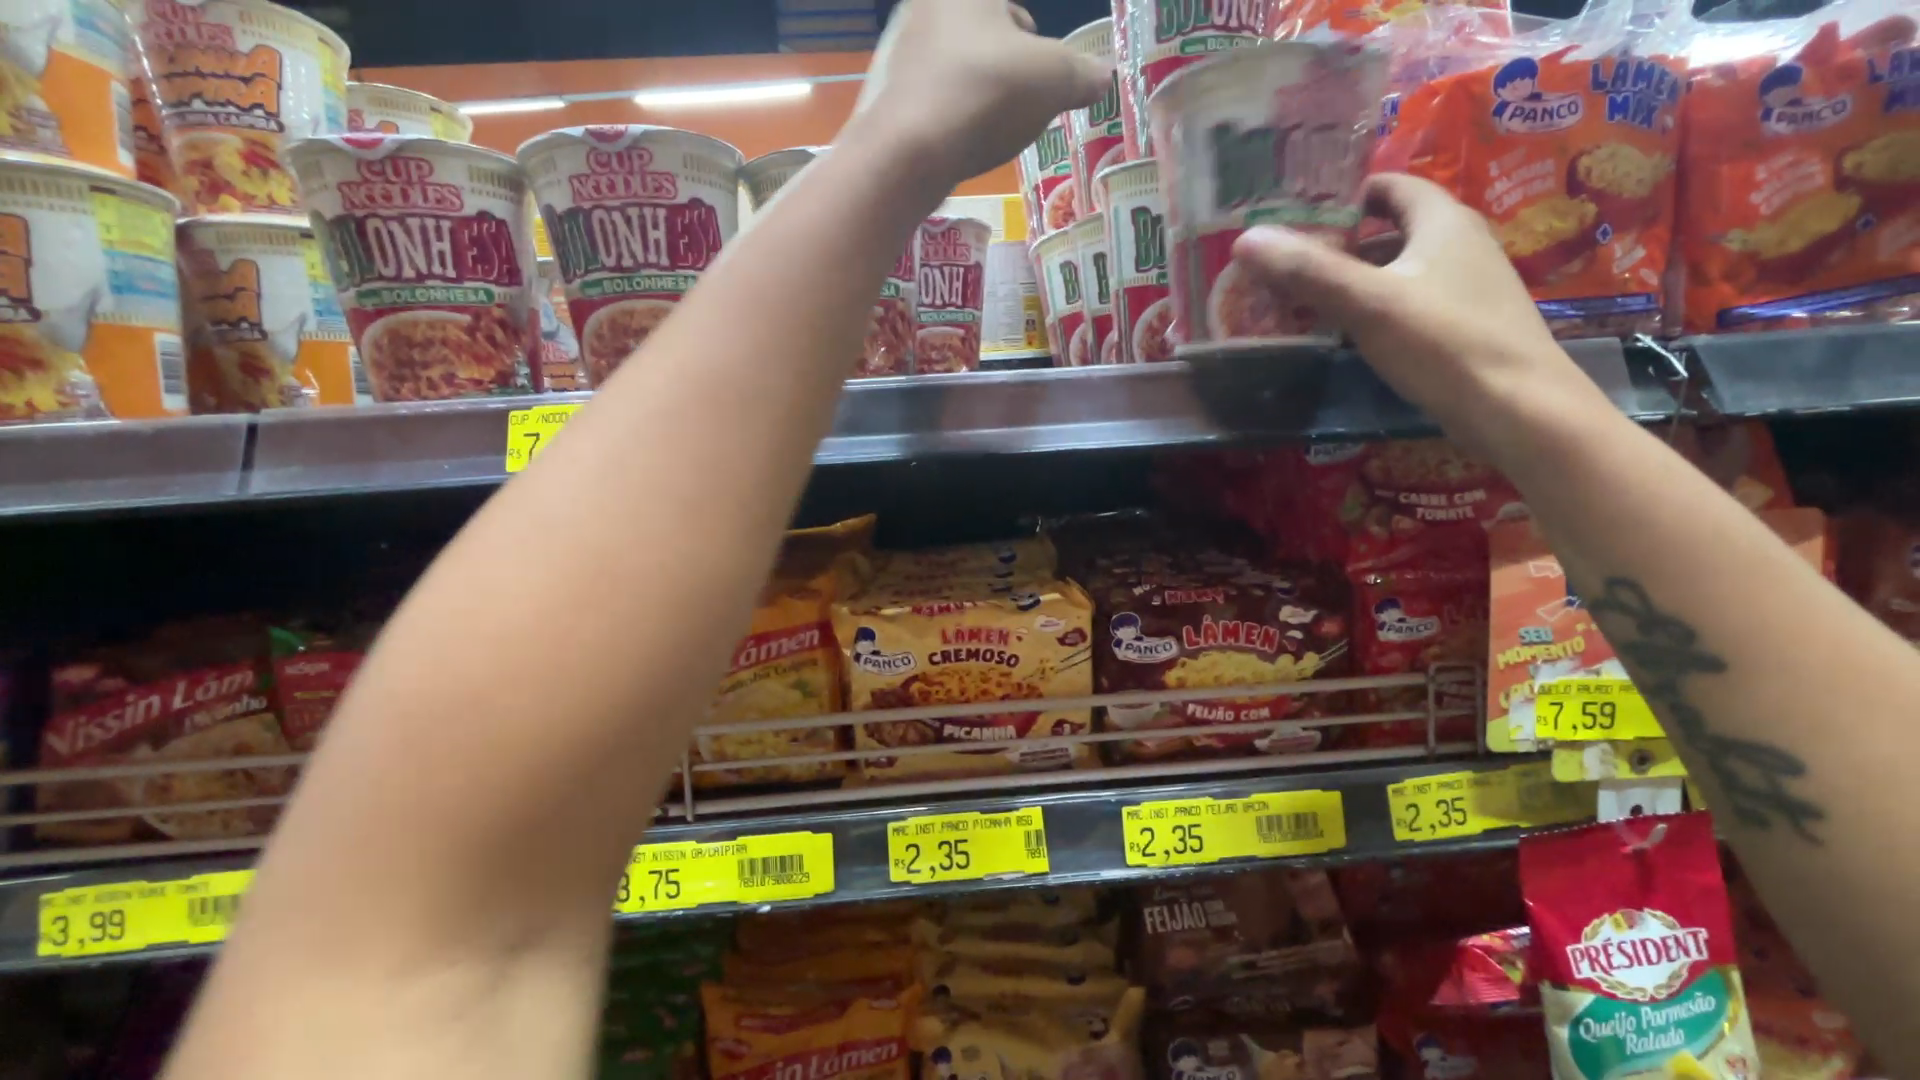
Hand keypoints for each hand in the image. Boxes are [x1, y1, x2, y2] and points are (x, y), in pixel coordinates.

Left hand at [854, 0, 1108, 190]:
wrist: (909, 152)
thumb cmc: (986, 93)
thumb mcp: (1054, 79)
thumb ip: (1083, 74)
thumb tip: (1102, 77)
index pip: (1011, 8)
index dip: (1029, 33)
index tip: (1040, 53)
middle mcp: (929, 8)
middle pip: (985, 26)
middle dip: (1010, 54)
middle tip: (1029, 88)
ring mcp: (903, 51)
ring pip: (961, 62)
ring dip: (985, 86)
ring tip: (1002, 120)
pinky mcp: (891, 94)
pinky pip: (939, 95)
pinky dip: (959, 112)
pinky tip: (971, 138)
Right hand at [1231, 174, 1601, 458]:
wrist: (1519, 410)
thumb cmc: (1445, 343)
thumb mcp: (1368, 304)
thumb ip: (1308, 271)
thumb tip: (1246, 239)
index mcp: (1443, 220)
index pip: (1389, 186)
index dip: (1344, 195)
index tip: (1297, 216)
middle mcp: (1461, 243)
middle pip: (1390, 229)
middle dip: (1340, 244)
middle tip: (1289, 263)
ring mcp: (1466, 286)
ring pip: (1399, 269)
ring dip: (1354, 280)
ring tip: (1305, 300)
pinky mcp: (1465, 325)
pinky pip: (1409, 302)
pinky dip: (1374, 309)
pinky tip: (1346, 335)